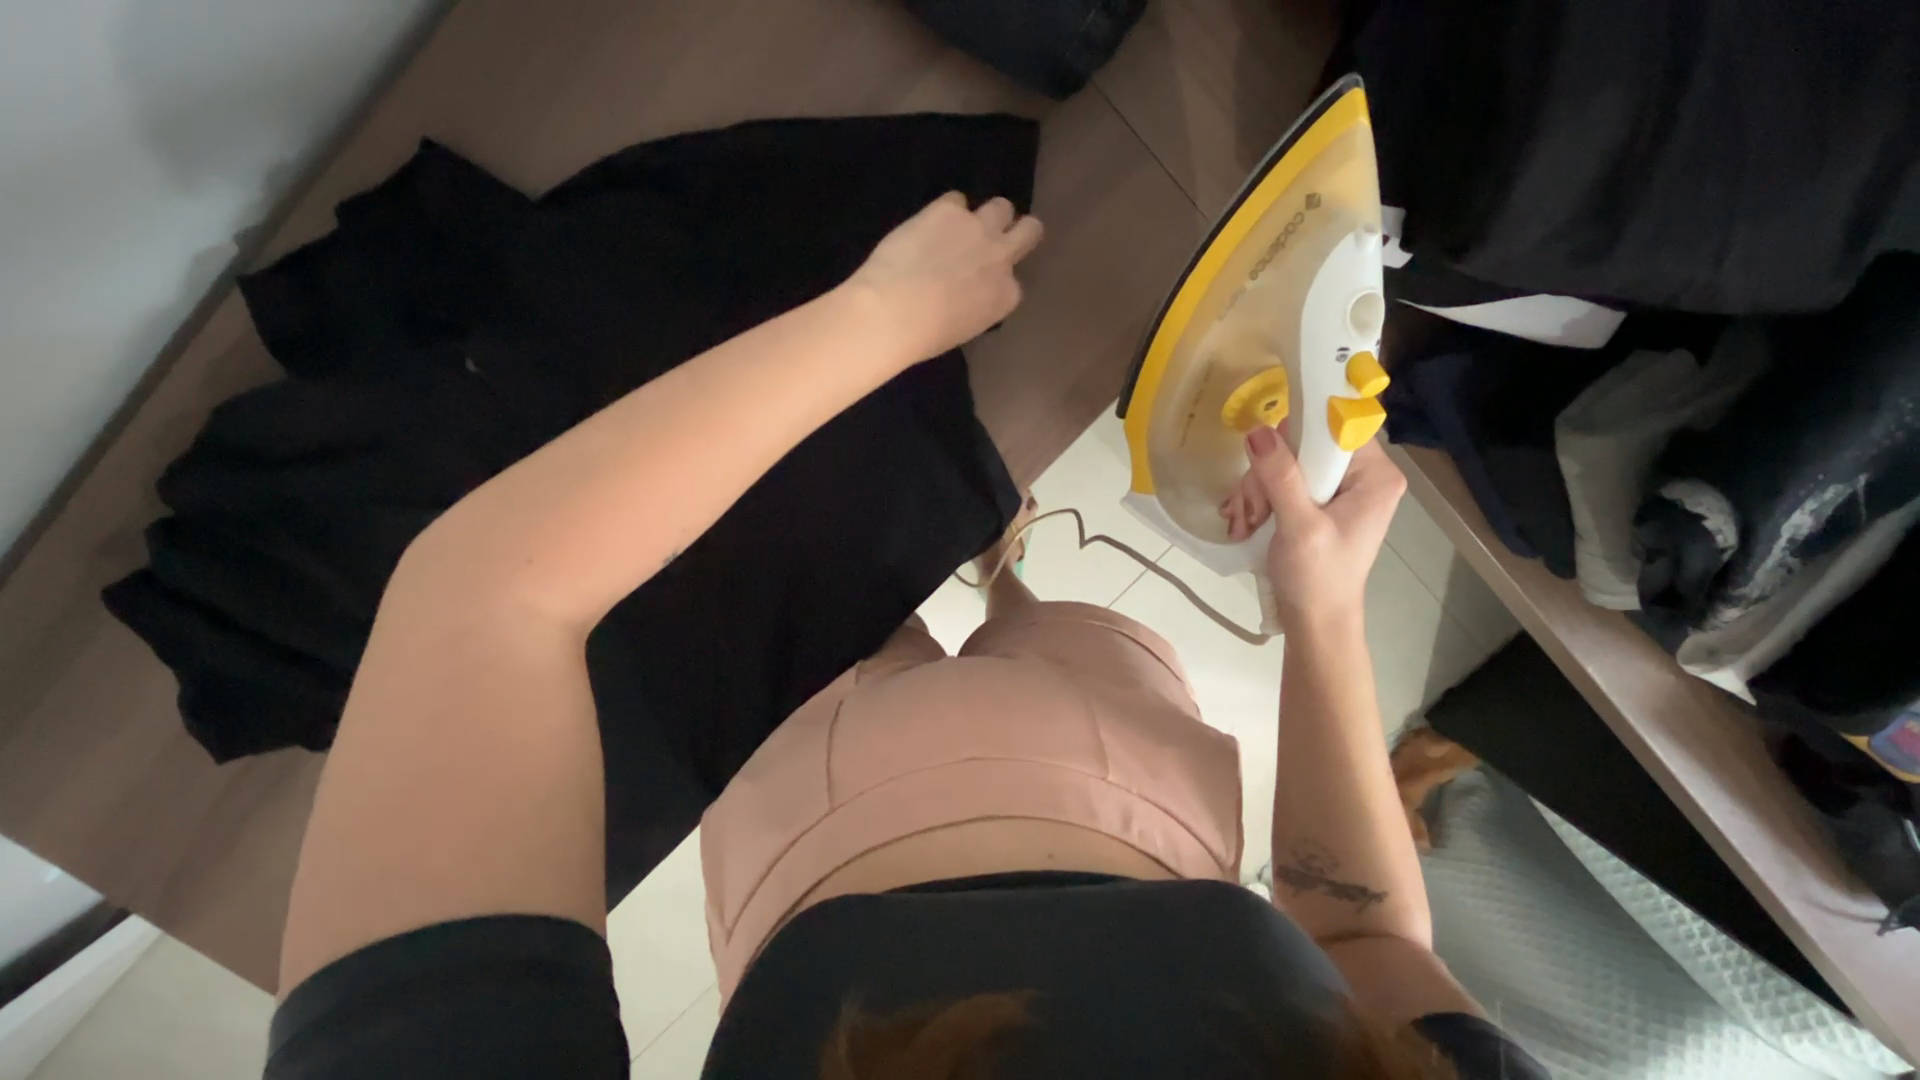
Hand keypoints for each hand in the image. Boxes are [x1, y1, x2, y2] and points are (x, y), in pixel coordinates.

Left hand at [843, 192, 1043, 368]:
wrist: (893, 310)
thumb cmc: (924, 335)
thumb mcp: (964, 329)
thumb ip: (976, 305)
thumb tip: (966, 294)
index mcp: (1005, 296)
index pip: (1013, 280)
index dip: (998, 277)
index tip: (981, 282)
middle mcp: (1001, 257)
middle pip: (1029, 230)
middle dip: (1017, 230)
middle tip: (997, 236)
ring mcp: (978, 228)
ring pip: (1001, 206)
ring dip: (987, 215)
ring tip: (961, 227)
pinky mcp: (949, 209)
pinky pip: (956, 199)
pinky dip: (946, 210)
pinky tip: (927, 225)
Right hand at [1223, 427, 1406, 631]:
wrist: (1315, 622)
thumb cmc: (1318, 578)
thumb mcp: (1299, 527)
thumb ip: (1281, 477)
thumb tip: (1257, 431)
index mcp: (1375, 476)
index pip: (1338, 426)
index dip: (1300, 431)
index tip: (1269, 451)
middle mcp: (1361, 476)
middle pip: (1305, 445)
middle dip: (1269, 472)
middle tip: (1253, 507)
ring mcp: (1337, 491)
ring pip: (1286, 463)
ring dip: (1257, 491)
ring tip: (1246, 522)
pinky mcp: (1315, 504)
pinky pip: (1280, 482)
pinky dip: (1259, 501)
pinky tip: (1246, 523)